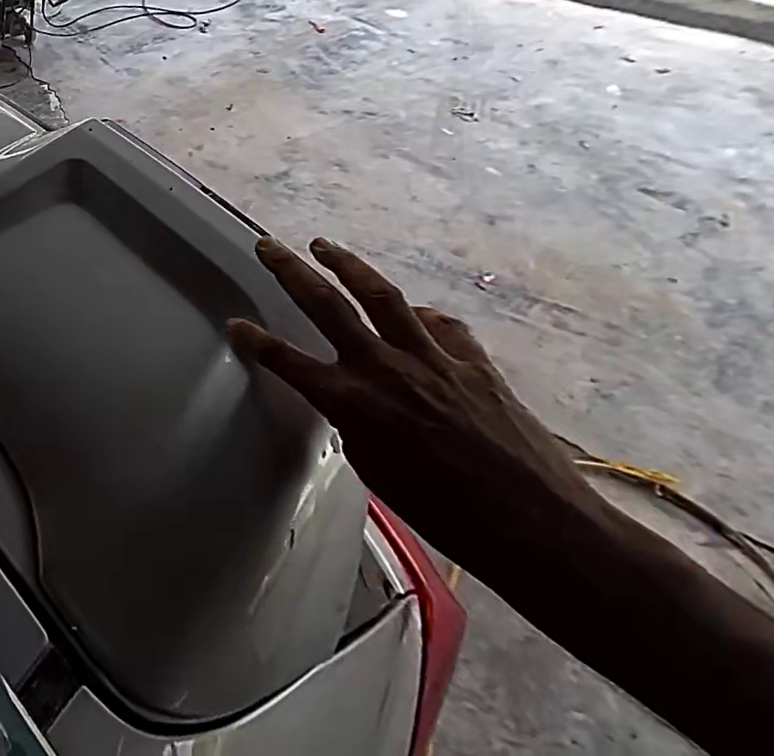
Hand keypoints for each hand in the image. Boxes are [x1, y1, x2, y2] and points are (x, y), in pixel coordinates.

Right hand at [227, 237, 602, 570]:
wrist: (538, 527)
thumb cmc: (441, 511)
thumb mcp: (371, 465)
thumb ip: (352, 418)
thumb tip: (350, 398)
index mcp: (350, 402)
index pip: (286, 361)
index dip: (255, 341)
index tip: (235, 325)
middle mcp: (384, 369)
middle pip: (327, 305)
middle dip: (291, 271)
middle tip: (269, 246)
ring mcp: (433, 361)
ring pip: (382, 297)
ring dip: (348, 266)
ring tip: (326, 246)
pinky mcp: (475, 366)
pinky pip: (442, 327)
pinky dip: (420, 316)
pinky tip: (413, 314)